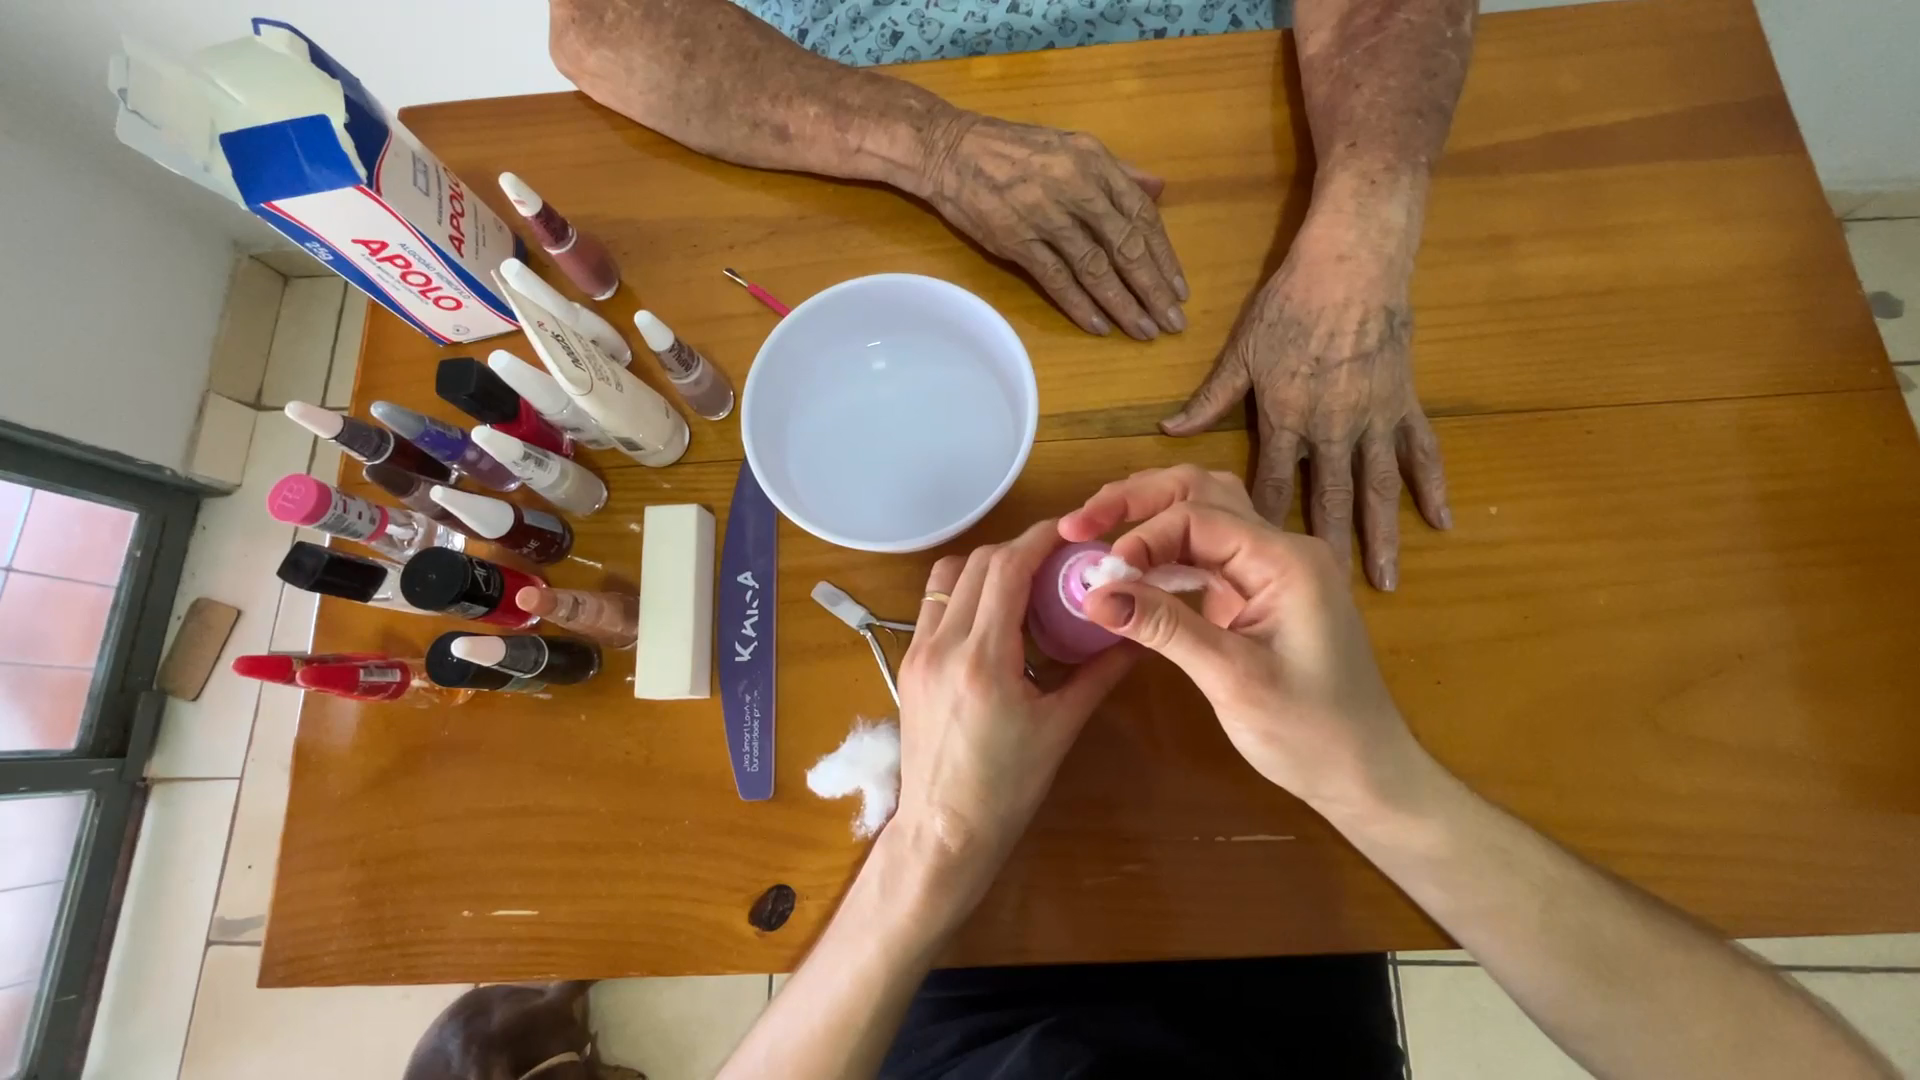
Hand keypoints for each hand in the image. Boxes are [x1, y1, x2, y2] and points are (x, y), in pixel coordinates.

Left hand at [889, 520, 1135, 899]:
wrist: (944, 831)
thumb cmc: (1007, 788)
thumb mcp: (1060, 728)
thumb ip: (1098, 673)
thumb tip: (1135, 636)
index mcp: (983, 660)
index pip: (1006, 569)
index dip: (1039, 540)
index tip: (1069, 533)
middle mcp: (942, 645)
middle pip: (977, 564)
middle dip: (1019, 550)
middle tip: (1057, 561)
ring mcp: (918, 652)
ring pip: (947, 577)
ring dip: (986, 566)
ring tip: (1023, 584)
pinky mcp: (908, 663)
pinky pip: (934, 605)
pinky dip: (965, 592)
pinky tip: (994, 616)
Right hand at [919, 111, 1186, 340]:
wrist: (948, 150)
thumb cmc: (1012, 150)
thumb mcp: (1071, 146)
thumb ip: (1117, 172)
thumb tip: (1158, 190)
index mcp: (1095, 161)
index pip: (1141, 215)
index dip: (1164, 256)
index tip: (1178, 289)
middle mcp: (1076, 186)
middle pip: (1125, 246)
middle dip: (1152, 289)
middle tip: (1172, 323)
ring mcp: (1045, 215)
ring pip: (1095, 267)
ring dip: (1123, 304)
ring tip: (1143, 331)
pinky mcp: (1016, 240)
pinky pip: (1056, 279)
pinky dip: (1080, 305)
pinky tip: (1100, 327)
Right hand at [1064, 466, 1430, 816]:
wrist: (1365, 773)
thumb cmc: (1310, 732)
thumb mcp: (1231, 678)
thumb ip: (1163, 626)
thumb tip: (1093, 594)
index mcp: (1285, 560)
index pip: (1198, 517)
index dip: (1142, 536)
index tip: (1101, 572)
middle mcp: (1280, 549)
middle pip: (1200, 493)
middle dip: (1136, 500)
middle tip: (1080, 521)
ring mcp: (1270, 569)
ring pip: (1202, 515)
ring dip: (1148, 517)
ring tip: (1095, 527)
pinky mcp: (1257, 592)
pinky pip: (1205, 553)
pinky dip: (1164, 554)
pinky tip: (1132, 569)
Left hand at [1160, 216, 1450, 590]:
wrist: (1352, 263)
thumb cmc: (1290, 305)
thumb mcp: (1241, 352)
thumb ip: (1209, 399)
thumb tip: (1170, 428)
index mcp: (1286, 419)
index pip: (1271, 483)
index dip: (1263, 524)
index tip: (1259, 564)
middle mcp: (1331, 429)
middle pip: (1328, 498)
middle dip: (1327, 548)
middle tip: (1331, 597)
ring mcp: (1374, 419)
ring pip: (1378, 487)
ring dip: (1382, 535)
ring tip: (1387, 580)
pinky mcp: (1405, 403)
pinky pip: (1422, 451)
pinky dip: (1434, 485)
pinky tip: (1444, 521)